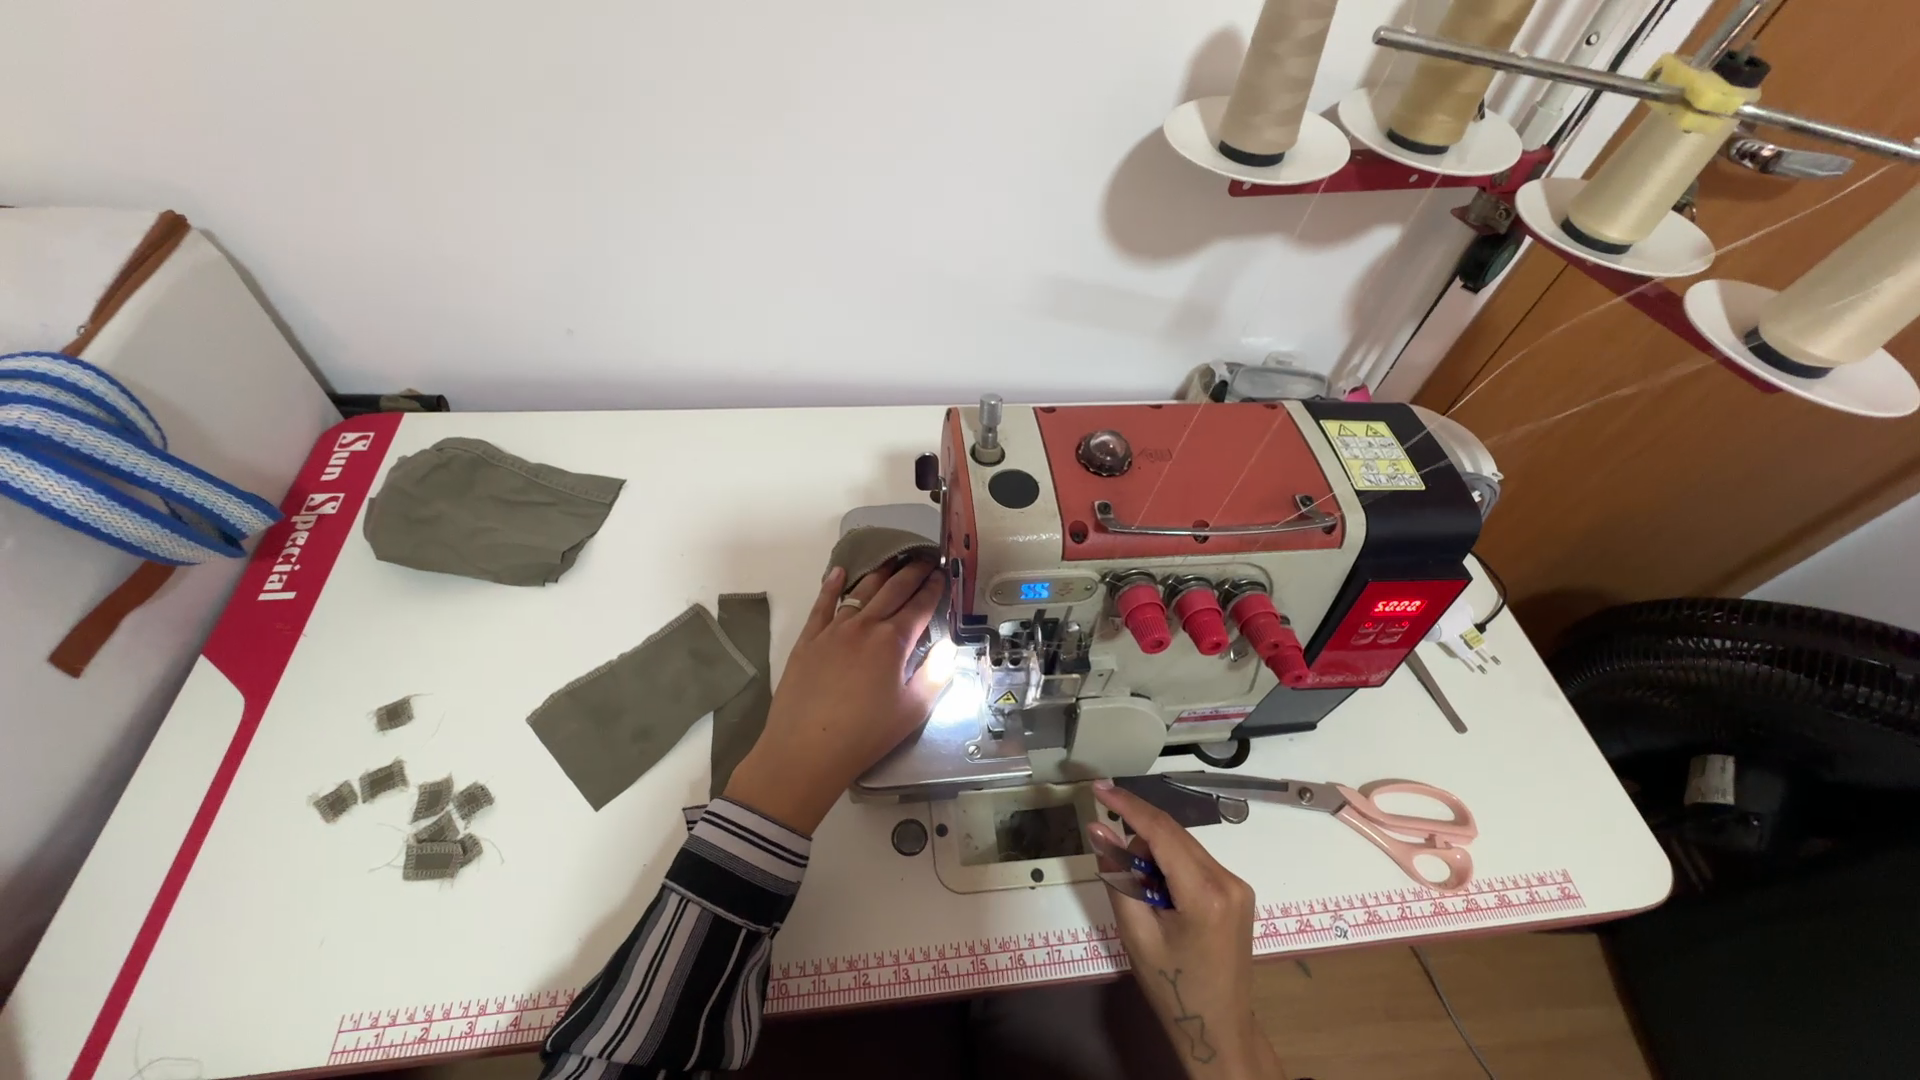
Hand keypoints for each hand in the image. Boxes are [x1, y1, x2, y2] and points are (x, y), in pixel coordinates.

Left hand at [724, 559, 950, 833]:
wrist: (805, 749)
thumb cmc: (865, 734)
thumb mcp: (913, 711)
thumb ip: (935, 675)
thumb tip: (946, 647)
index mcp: (893, 642)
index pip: (920, 607)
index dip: (934, 590)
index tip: (942, 575)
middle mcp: (865, 626)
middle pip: (893, 590)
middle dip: (911, 573)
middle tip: (923, 559)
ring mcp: (833, 630)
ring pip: (861, 591)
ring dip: (880, 573)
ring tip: (892, 560)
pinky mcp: (808, 639)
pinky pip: (823, 604)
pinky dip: (831, 585)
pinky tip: (838, 573)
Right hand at [1090, 781, 1283, 1079]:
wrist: (1218, 1029)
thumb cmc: (1172, 987)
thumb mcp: (1136, 933)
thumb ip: (1117, 875)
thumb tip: (1098, 828)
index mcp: (1206, 893)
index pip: (1161, 831)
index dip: (1128, 805)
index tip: (1099, 787)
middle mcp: (1229, 879)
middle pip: (1173, 834)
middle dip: (1137, 839)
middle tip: (1114, 862)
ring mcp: (1238, 884)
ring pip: (1183, 845)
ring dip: (1154, 855)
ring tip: (1142, 896)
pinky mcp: (1238, 892)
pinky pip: (1195, 860)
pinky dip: (1170, 866)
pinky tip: (1160, 897)